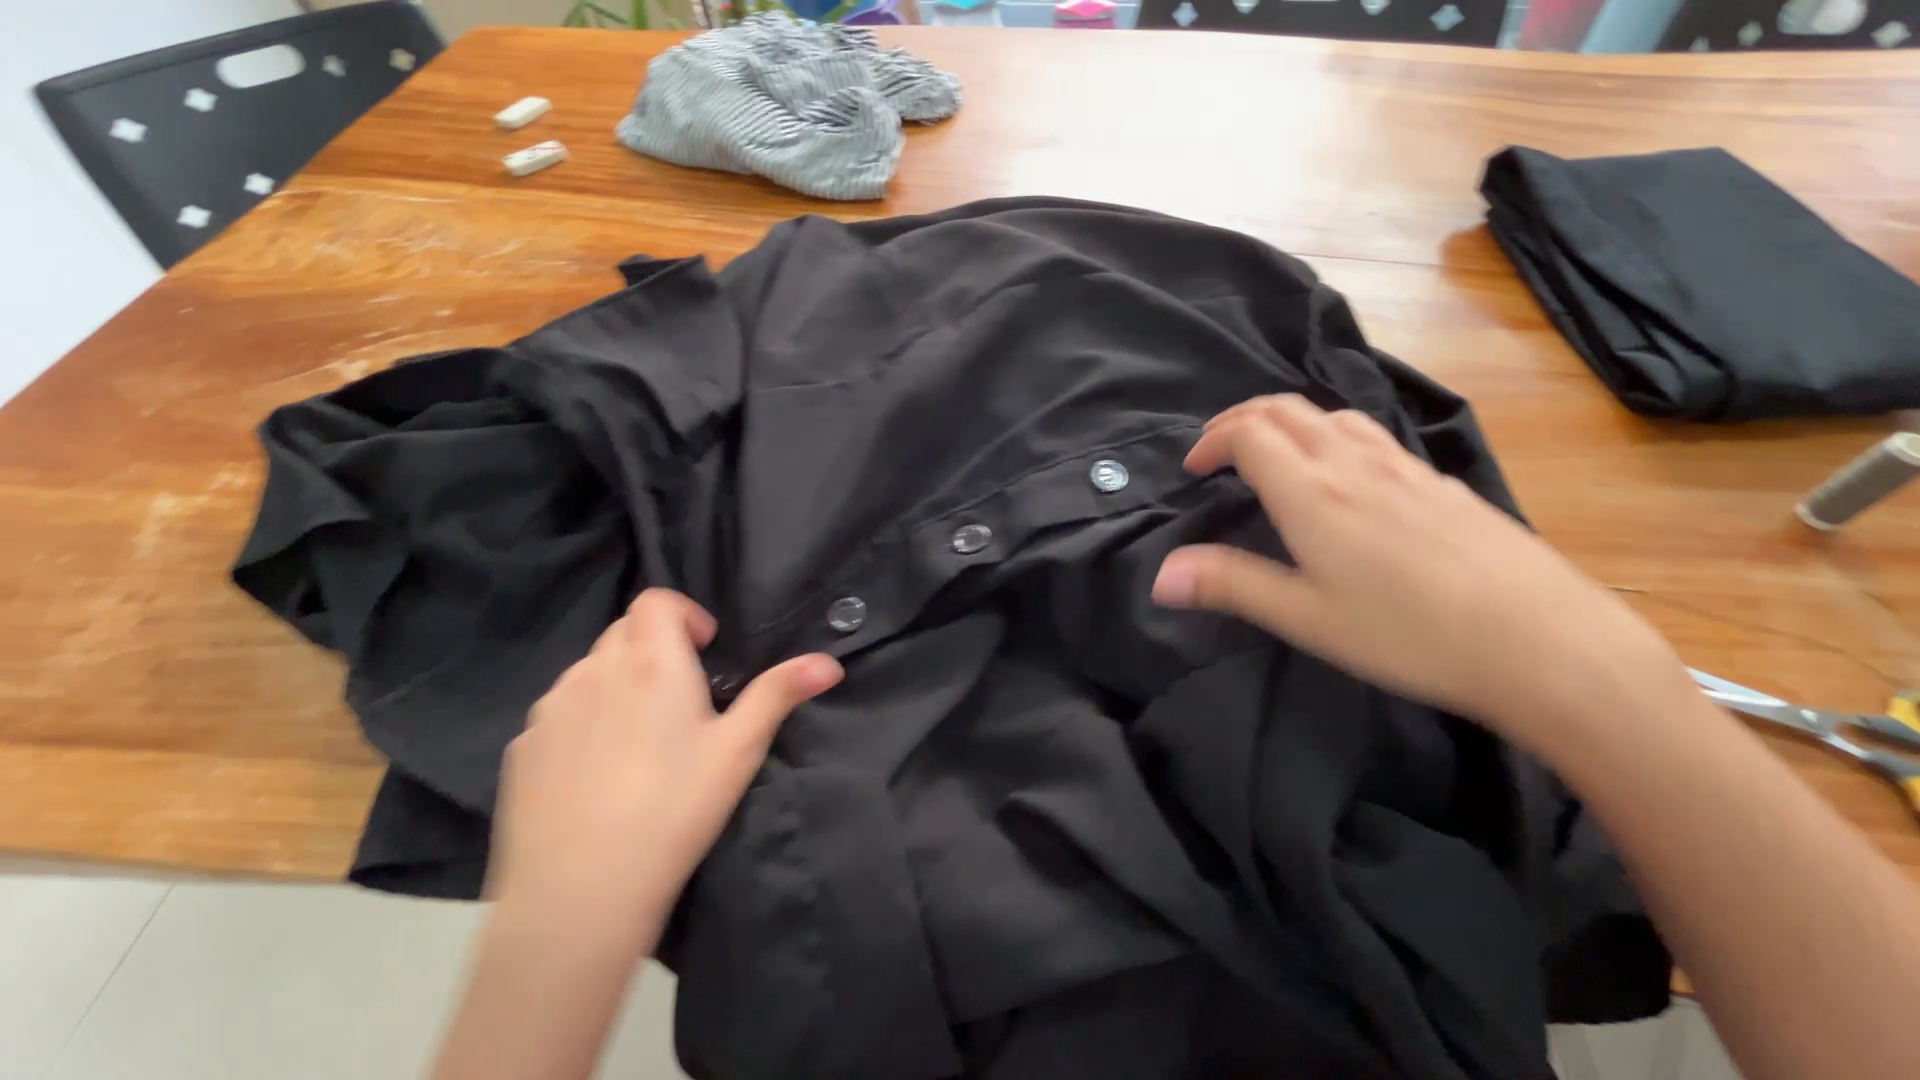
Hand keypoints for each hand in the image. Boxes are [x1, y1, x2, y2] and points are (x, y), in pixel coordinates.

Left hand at [487, 589, 842, 943]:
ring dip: (617, 683)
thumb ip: (778, 695)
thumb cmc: (674, 810)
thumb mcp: (738, 752)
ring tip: (639, 740)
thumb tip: (828, 662)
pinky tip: (596, 775)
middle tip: (681, 699)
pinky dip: (582, 723)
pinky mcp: (521, 748)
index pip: (656, 600)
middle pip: (623, 632)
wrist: (579, 892)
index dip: (684, 614)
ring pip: (588, 672)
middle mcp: (593, 671)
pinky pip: (558, 715)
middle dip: (654, 648)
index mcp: (651, 662)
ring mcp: (550, 709)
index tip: (704, 651)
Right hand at [1151, 395, 1685, 745]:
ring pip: (1333, 415)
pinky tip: (1348, 478)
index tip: (1194, 468)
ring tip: (1275, 455)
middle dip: (1242, 419)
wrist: (1539, 639)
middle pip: (1287, 409)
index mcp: (1312, 492)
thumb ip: (1231, 585)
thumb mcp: (1306, 617)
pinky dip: (1333, 436)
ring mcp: (1404, 467)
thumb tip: (1160, 574)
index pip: (1249, 433)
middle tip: (1220, 450)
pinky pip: (1372, 436)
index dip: (1213, 439)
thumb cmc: (1407, 633)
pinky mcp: (1440, 483)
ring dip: (1289, 422)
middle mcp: (1354, 463)